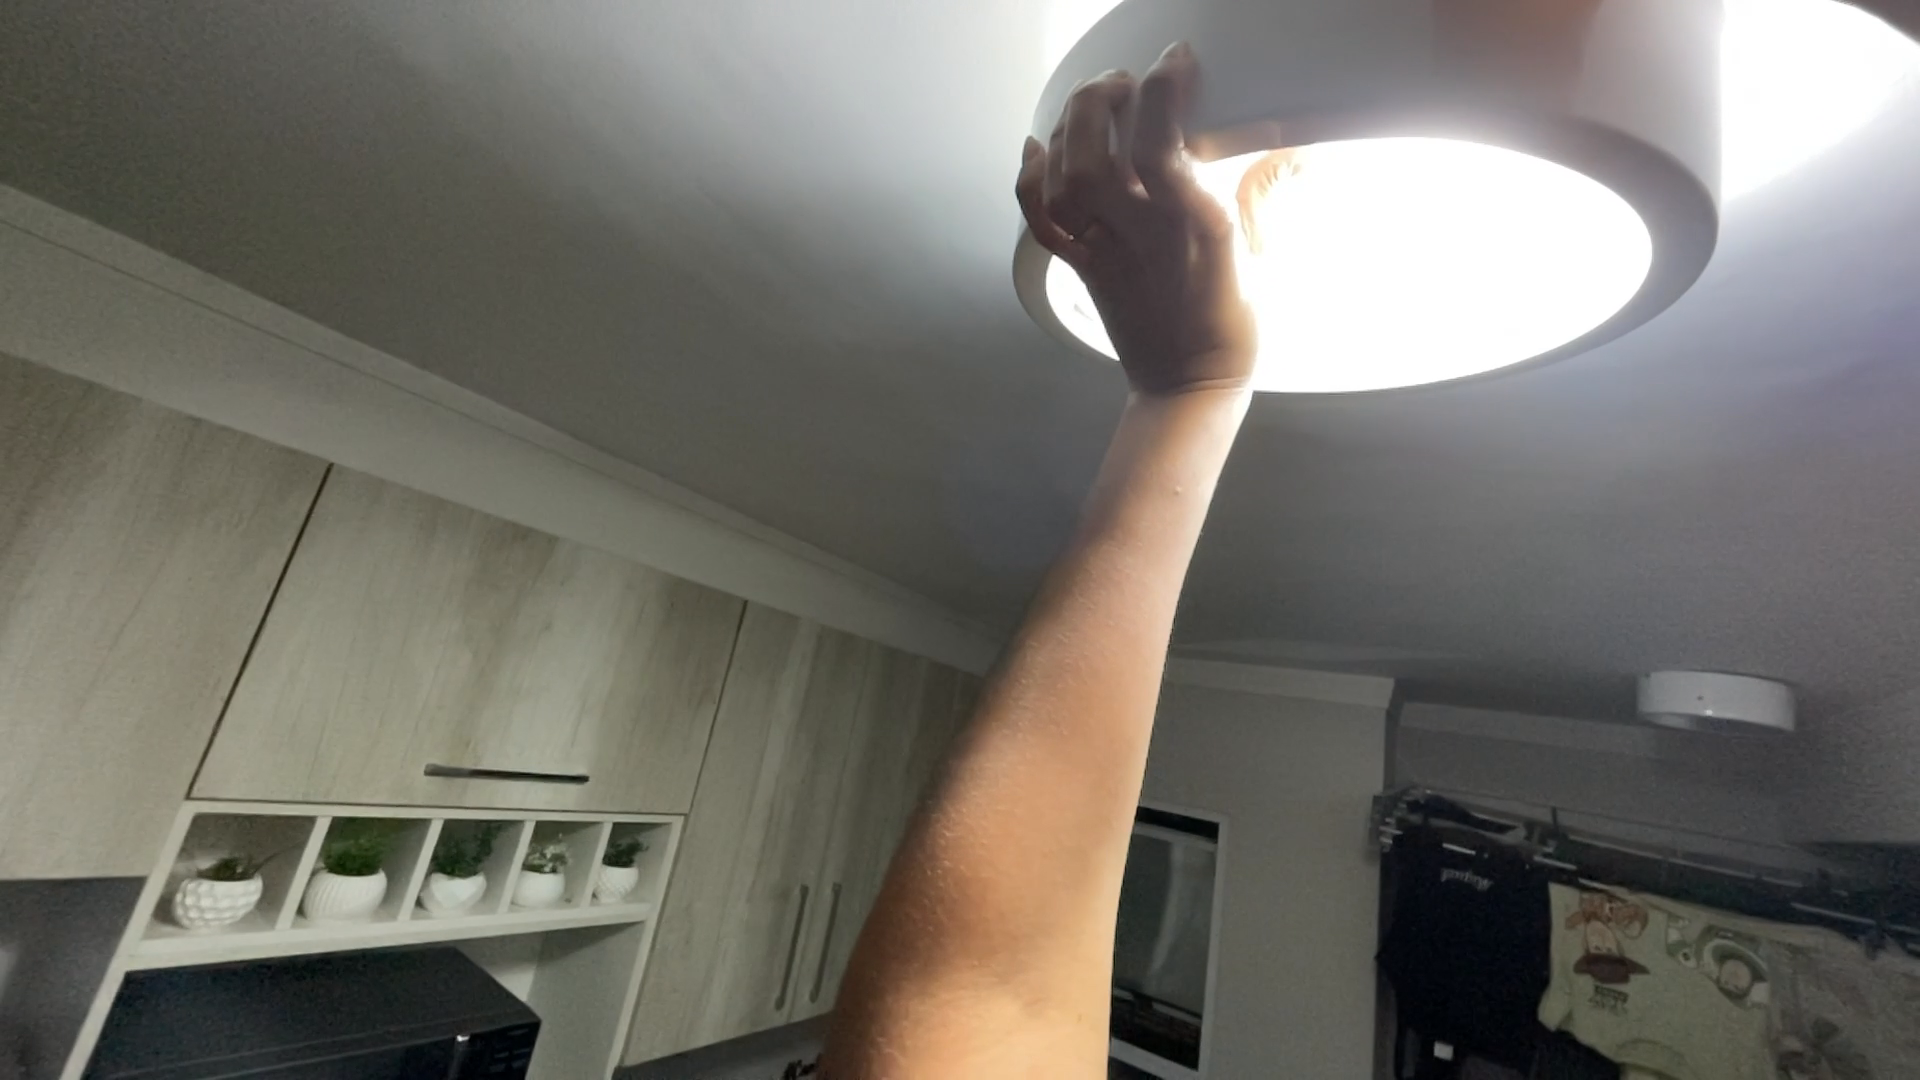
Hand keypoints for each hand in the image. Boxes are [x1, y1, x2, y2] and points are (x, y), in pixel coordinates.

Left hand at [1017, 43, 1256, 396]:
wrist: (1187, 386)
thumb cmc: (1230, 326)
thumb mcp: (1259, 255)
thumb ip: (1262, 196)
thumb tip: (1286, 151)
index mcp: (1193, 222)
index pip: (1160, 138)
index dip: (1160, 85)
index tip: (1172, 59)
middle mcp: (1141, 233)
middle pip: (1094, 156)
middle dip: (1096, 103)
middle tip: (1117, 83)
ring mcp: (1106, 254)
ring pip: (1065, 186)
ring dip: (1065, 136)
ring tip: (1086, 110)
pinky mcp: (1085, 274)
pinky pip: (1045, 227)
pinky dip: (1030, 186)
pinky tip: (1035, 150)